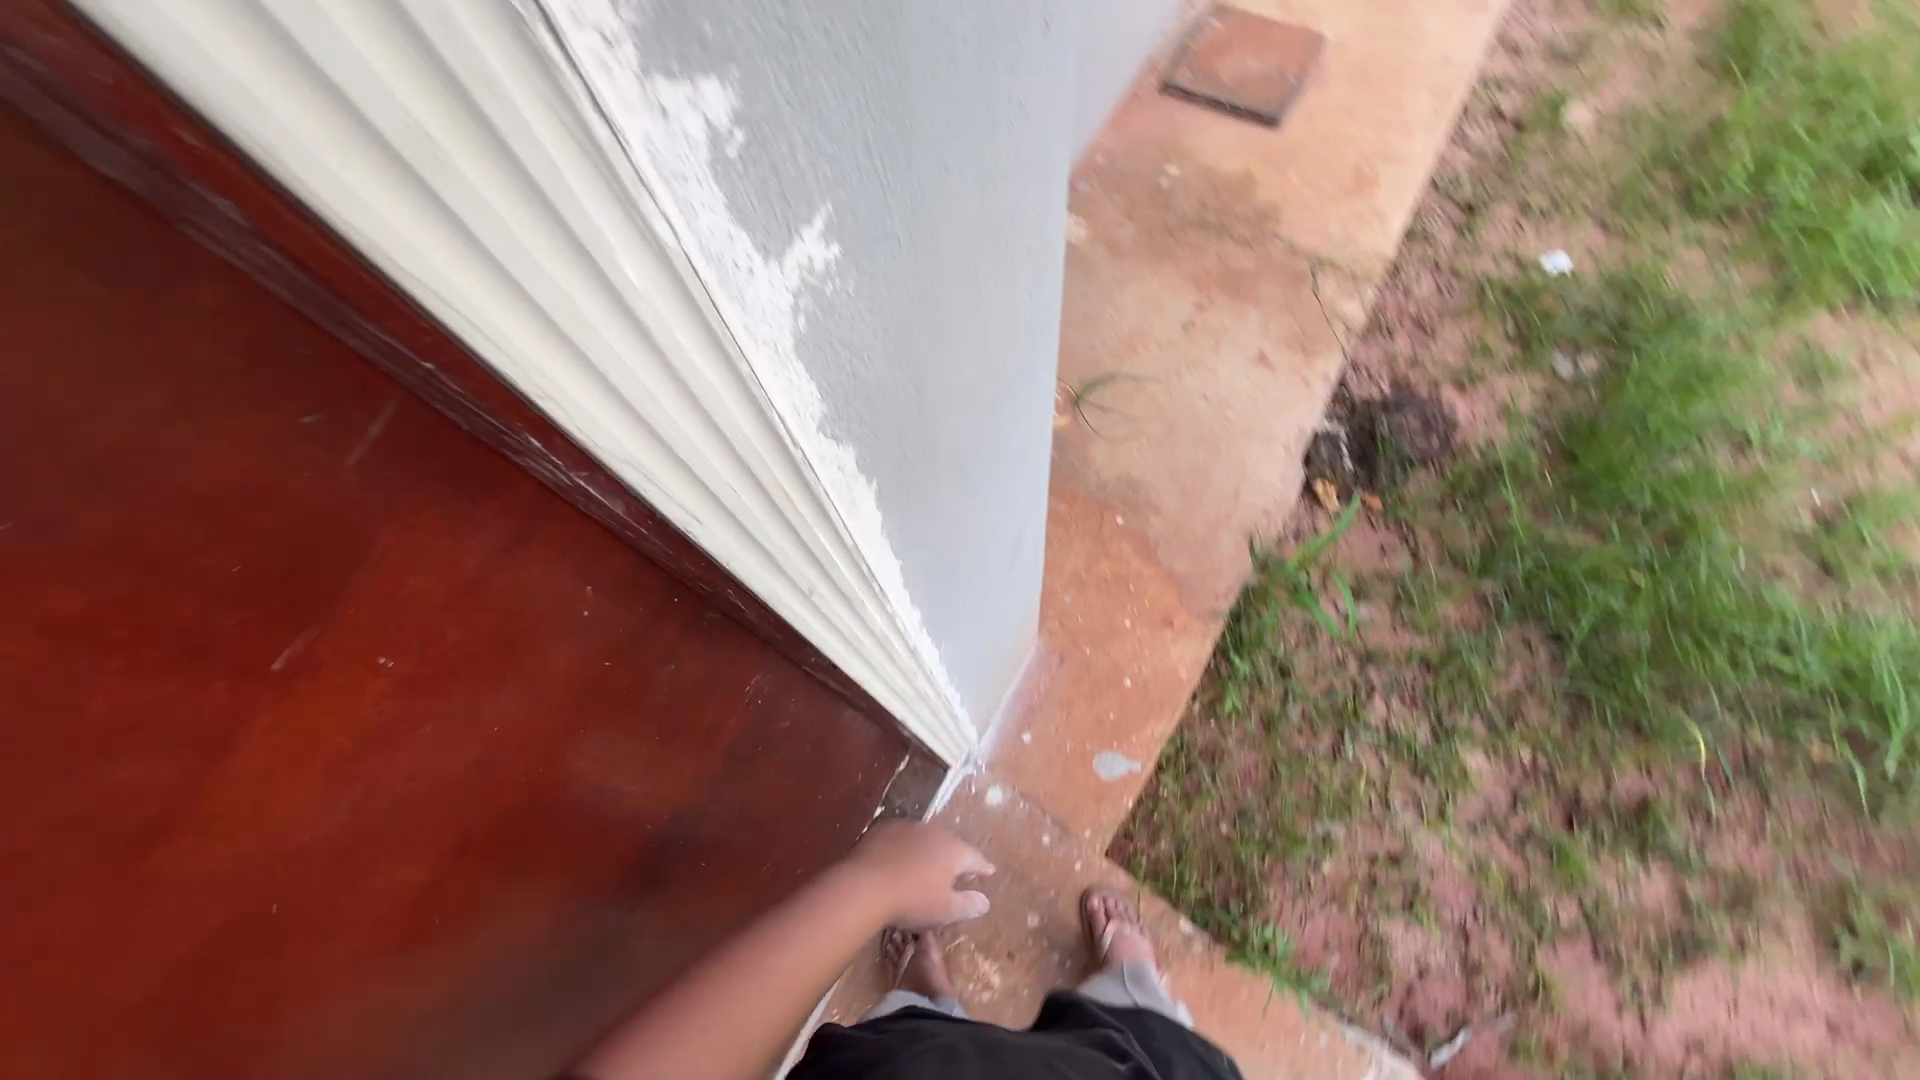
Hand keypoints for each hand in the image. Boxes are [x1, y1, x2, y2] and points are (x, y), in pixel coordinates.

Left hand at [842, 820, 993, 928]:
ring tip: (926, 867)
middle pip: (951, 845)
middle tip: (958, 872)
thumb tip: (986, 901)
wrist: (865, 885)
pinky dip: (905, 848)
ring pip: (925, 839)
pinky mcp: (884, 828)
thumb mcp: (945, 910)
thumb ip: (968, 904)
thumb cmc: (912, 900)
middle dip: (955, 858)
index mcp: (954, 850)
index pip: (975, 858)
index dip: (982, 867)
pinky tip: (899, 861)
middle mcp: (935, 832)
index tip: (989, 871)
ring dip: (929, 851)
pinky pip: (902, 838)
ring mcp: (908, 827)